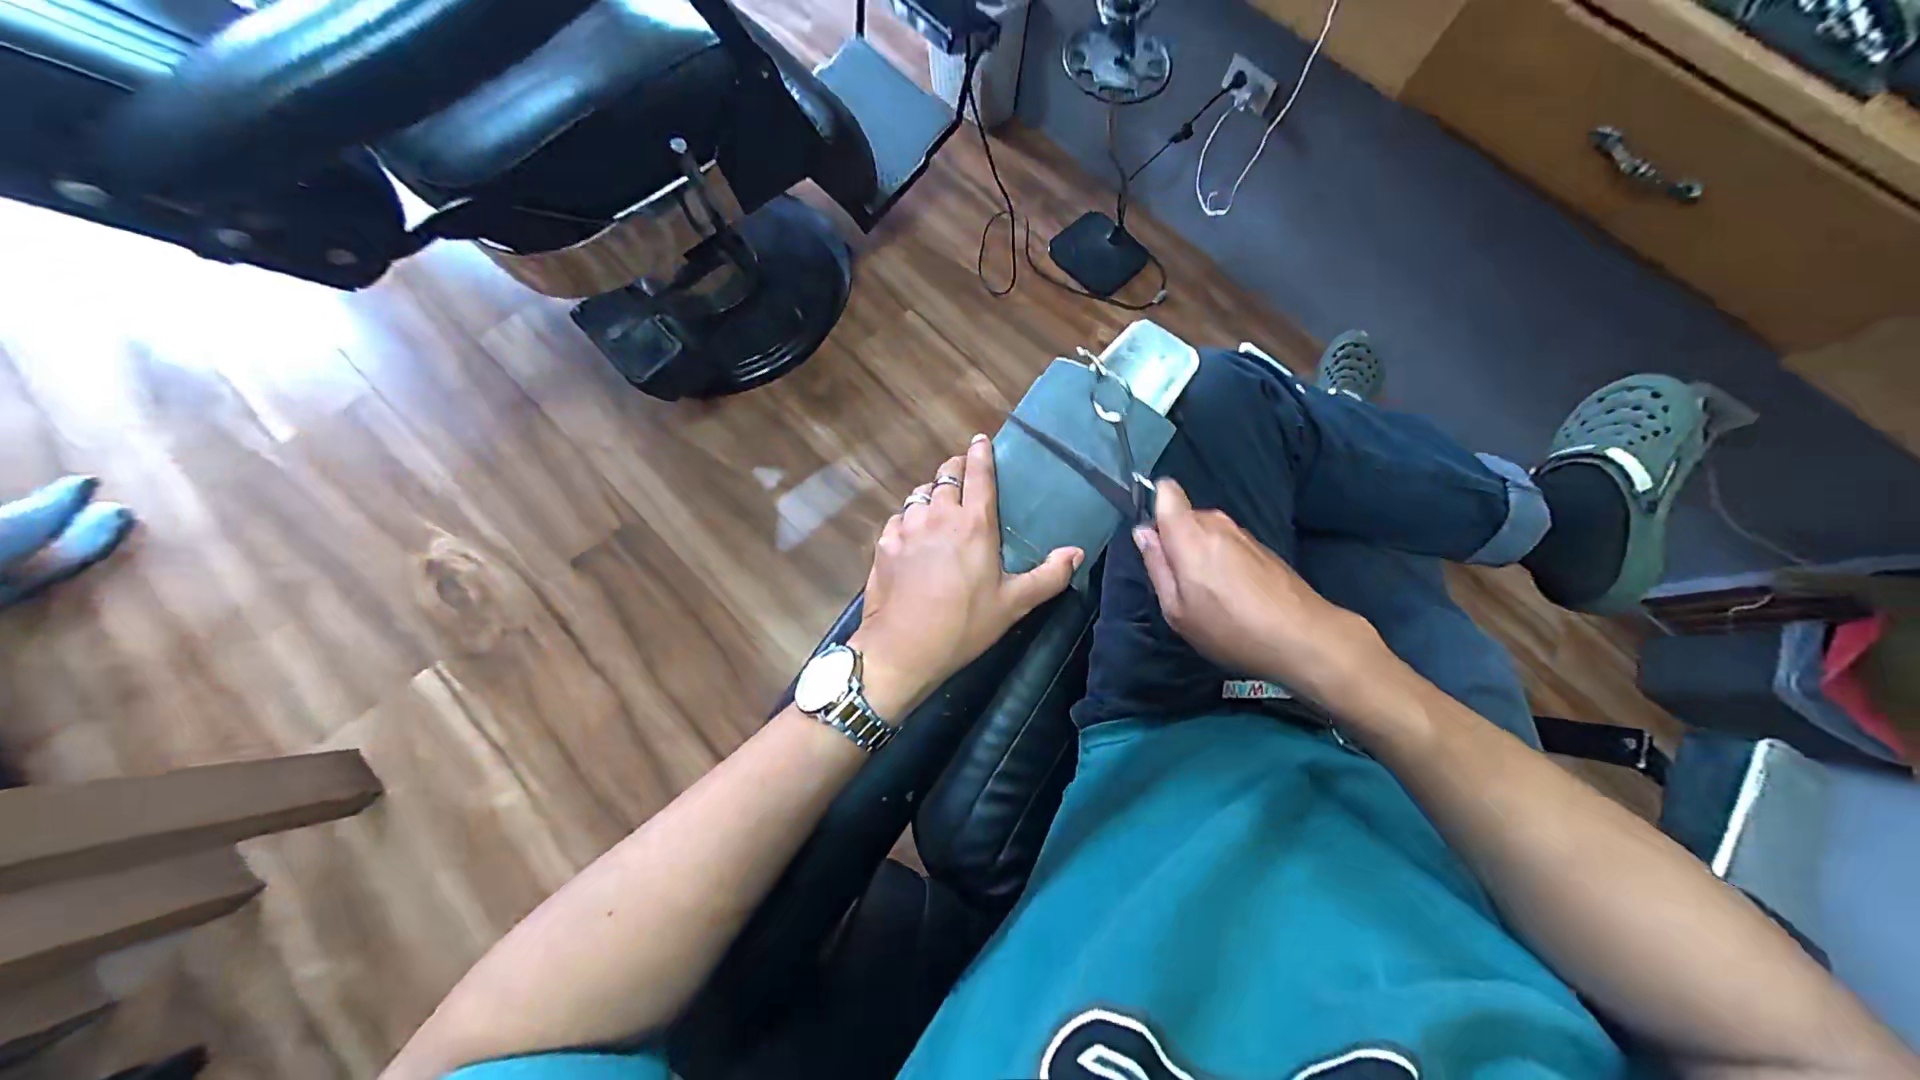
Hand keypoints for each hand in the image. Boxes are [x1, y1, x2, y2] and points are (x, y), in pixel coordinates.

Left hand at [851, 434, 1083, 718]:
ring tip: (939, 507)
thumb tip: (1076, 552)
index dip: (980, 453)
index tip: (980, 440)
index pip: (978, 474)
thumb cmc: (964, 625)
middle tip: (963, 476)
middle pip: (945, 475)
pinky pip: (898, 518)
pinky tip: (913, 535)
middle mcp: (938, 515)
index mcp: (974, 524)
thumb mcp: (1013, 604)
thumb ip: (1049, 576)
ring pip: (919, 495)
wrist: (903, 649)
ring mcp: (906, 527)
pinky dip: (908, 519)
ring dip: (931, 495)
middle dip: (955, 470)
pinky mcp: (884, 543)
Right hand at [1132, 478, 1386, 706]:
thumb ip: (1156, 565)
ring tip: (1209, 592)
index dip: (1155, 508)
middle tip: (1180, 581)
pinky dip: (1222, 560)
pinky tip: (1234, 594)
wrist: (1302, 637)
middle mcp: (1216, 523)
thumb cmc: (1229, 627)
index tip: (1155, 542)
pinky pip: (1228, 543)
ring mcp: (1243, 534)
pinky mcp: (1262, 547)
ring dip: (1201, 552)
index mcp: (1190, 533)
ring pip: (1207, 531)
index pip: (1166, 492)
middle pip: (1185, 515)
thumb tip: (1143, 534)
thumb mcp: (1176, 609)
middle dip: (1176, 539)